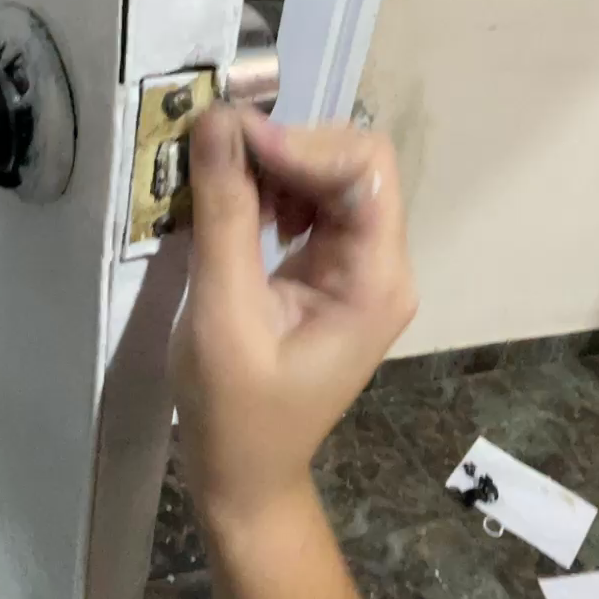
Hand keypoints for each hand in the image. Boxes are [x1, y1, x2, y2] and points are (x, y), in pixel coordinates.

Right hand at [172, 107, 417, 529]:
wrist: (245, 474)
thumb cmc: (236, 412)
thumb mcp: (223, 313)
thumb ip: (225, 216)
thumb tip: (218, 123)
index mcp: (375, 280)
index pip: (364, 168)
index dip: (300, 142)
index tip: (230, 140)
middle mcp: (381, 265)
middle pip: (351, 165)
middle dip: (284, 151)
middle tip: (217, 158)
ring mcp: (359, 270)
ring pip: (329, 179)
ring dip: (274, 169)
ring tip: (222, 188)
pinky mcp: (330, 274)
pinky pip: (311, 208)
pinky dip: (271, 194)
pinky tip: (238, 212)